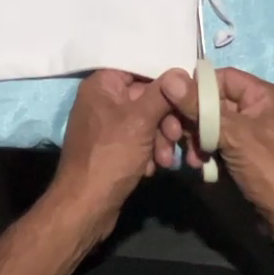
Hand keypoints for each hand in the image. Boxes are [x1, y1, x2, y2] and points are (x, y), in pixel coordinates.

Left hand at [51, 70, 172, 236]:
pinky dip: (149, 152)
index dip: (163, 80)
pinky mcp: (112, 148)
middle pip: (145, 97)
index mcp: (102, 85)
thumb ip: (161, 94)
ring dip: (161, 139)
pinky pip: (138, 140)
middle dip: (165, 118)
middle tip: (177, 136)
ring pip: (145, 122)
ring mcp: (106, 126)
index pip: (138, 69)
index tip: (186, 91)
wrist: (87, 206)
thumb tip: (179, 70)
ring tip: (165, 160)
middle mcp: (102, 100)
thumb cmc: (111, 156)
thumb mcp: (140, 121)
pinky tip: (153, 168)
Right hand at [155, 67, 273, 234]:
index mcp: (268, 95)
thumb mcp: (233, 135)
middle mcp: (264, 109)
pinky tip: (200, 166)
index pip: (224, 77)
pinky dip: (210, 152)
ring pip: (217, 125)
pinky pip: (224, 143)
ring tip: (192, 158)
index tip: (173, 102)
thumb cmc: (270, 172)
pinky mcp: (252, 155)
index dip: (197, 88)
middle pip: (218, 102)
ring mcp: (259, 133)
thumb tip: (171, 78)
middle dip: (196, 120)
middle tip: (178, 136)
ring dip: (199, 139)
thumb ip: (200, 106)